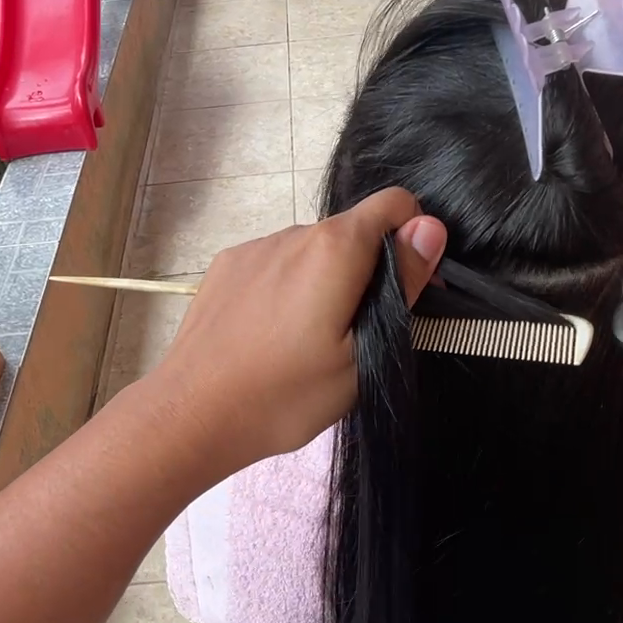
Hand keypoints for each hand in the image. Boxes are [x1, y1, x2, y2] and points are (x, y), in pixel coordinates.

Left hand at [132, 187, 446, 469]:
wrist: (192, 417)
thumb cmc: (284, 397)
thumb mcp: (361, 355)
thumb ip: (399, 285)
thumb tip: (430, 226)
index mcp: (334, 249)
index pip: (396, 205)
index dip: (414, 241)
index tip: (406, 294)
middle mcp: (292, 234)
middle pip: (352, 232)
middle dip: (366, 271)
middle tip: (353, 337)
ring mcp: (253, 248)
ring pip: (310, 252)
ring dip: (324, 282)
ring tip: (306, 344)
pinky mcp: (225, 267)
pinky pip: (274, 265)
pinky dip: (286, 288)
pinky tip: (269, 336)